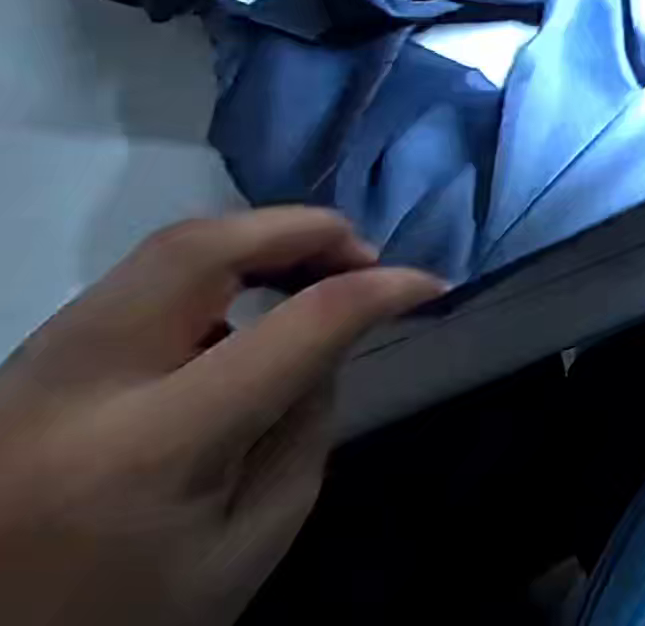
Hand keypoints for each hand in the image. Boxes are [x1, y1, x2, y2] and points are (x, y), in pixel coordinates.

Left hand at [0, 208, 446, 625]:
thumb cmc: (139, 610)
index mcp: (147, 449)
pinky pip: (134, 287)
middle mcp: (68, 392)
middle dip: (304, 229)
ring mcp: (20, 378)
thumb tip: (329, 338)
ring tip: (316, 272)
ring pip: (159, 255)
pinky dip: (216, 273)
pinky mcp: (15, 374)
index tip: (431, 285)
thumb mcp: (262, 526)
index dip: (385, 288)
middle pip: (197, 249)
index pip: (302, 323)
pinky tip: (247, 309)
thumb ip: (306, 415)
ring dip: (261, 244)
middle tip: (363, 254)